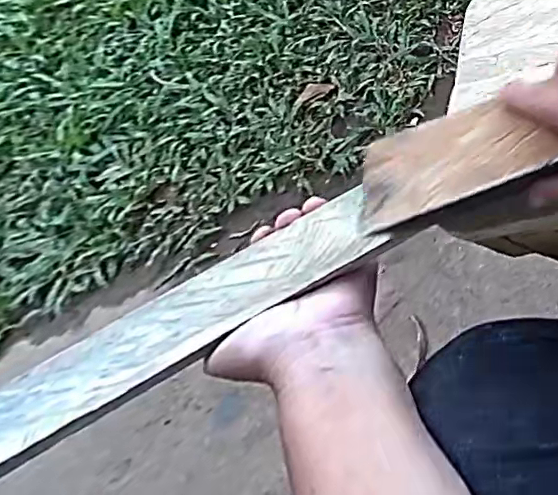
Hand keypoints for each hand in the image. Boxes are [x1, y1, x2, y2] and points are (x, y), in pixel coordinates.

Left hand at [207, 197, 380, 386]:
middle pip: (296, 246)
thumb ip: (212, 330)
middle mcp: (303, 284)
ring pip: (323, 238)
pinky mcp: (360, 262)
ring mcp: (333, 272)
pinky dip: (346, 219)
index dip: (262, 246)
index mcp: (272, 299)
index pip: (267, 264)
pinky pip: (354, 234)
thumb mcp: (218, 349)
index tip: (262, 233)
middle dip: (288, 229)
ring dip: (314, 220)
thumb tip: (197, 323)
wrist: (313, 342)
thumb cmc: (268, 351)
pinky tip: (331, 206)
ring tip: (305, 208)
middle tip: (284, 219)